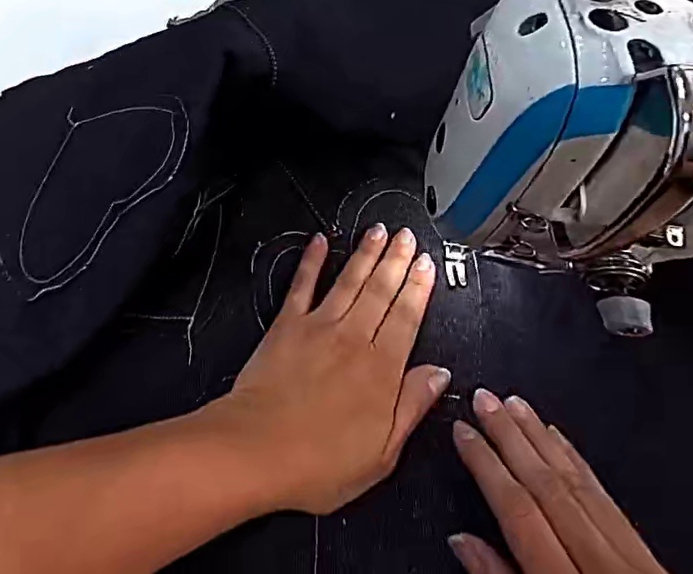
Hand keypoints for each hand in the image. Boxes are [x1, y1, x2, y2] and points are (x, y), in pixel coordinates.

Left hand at [209, 224, 449, 514]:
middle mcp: (353, 339)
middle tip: (407, 236)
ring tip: (378, 231)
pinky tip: (320, 242)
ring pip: (350, 280)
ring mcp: (319, 327)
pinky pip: (303, 285)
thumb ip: (412, 406)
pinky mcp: (287, 325)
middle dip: (397, 259)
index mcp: (379, 370)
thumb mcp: (380, 453)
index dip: (419, 287)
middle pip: (382, 289)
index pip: (407, 316)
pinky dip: (312, 261)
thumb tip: (438, 376)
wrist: (255, 452)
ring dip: (366, 252)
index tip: (426, 266)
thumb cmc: (315, 462)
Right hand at [449, 391, 667, 573]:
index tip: (463, 431)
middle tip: (484, 398)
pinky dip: (577, 460)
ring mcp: (628, 556)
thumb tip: (461, 543)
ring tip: (513, 403)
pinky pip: (604, 495)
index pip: (519, 513)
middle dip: (510, 437)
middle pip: (547, 487)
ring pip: (576, 481)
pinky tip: (558, 437)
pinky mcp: (646, 553)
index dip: (486, 465)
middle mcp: (598, 565)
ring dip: (539, 436)